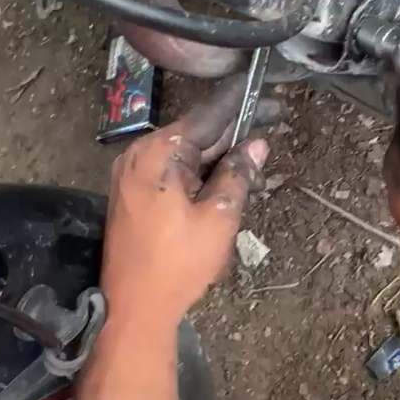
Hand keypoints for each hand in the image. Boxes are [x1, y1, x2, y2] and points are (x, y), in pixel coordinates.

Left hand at [101, 76, 266, 331]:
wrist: (133, 307)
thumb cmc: (178, 263)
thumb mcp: (218, 217)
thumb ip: (237, 174)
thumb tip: (256, 144)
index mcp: (158, 153)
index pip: (208, 116)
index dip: (241, 104)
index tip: (266, 92)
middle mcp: (138, 155)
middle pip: (195, 134)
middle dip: (232, 134)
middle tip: (269, 125)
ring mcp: (130, 174)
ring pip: (184, 154)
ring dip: (216, 156)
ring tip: (251, 156)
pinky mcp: (130, 193)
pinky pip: (170, 171)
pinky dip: (197, 172)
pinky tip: (221, 178)